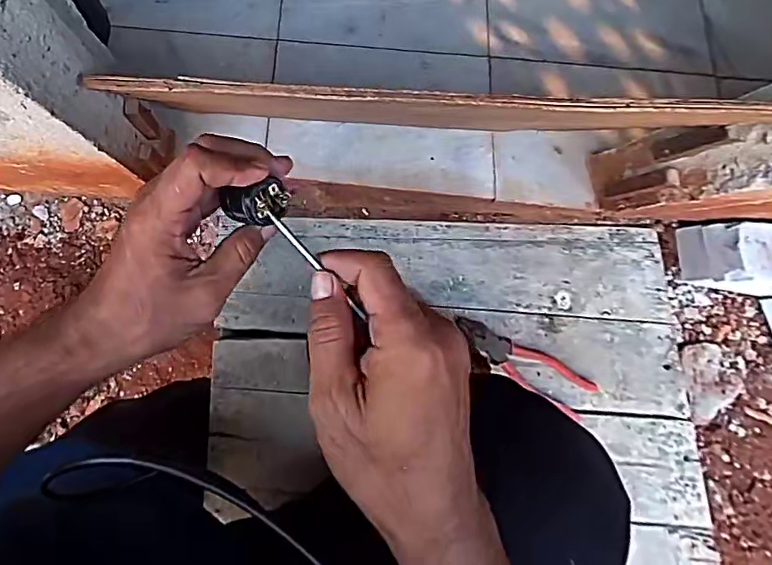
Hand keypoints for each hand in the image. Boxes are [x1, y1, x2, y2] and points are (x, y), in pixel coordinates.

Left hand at [64, 134, 289, 372]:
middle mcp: (156, 199)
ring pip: (203, 162)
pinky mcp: (166, 211)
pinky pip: (200, 183)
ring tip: (272, 178)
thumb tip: (266, 226)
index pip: (198, 164)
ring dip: (239, 165)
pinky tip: (250, 193)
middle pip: (203, 152)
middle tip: (279, 171)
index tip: (266, 176)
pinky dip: (229, 182)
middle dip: (245, 156)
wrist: (103, 330)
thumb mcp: (204, 295)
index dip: (236, 164)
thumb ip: (240, 254)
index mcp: (159, 214)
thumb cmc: (142, 318)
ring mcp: (160, 202)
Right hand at [304, 251, 507, 564]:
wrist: (434, 510)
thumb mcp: (334, 401)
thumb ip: (327, 333)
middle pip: (386, 285)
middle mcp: (438, 334)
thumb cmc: (385, 469)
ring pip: (397, 302)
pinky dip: (388, 331)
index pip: (376, 269)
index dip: (342, 261)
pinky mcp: (452, 354)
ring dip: (369, 318)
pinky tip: (376, 372)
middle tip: (329, 337)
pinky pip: (412, 321)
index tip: (318, 269)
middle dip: (351, 298)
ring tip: (354, 367)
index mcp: (410, 342)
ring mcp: (450, 343)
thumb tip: (323, 284)